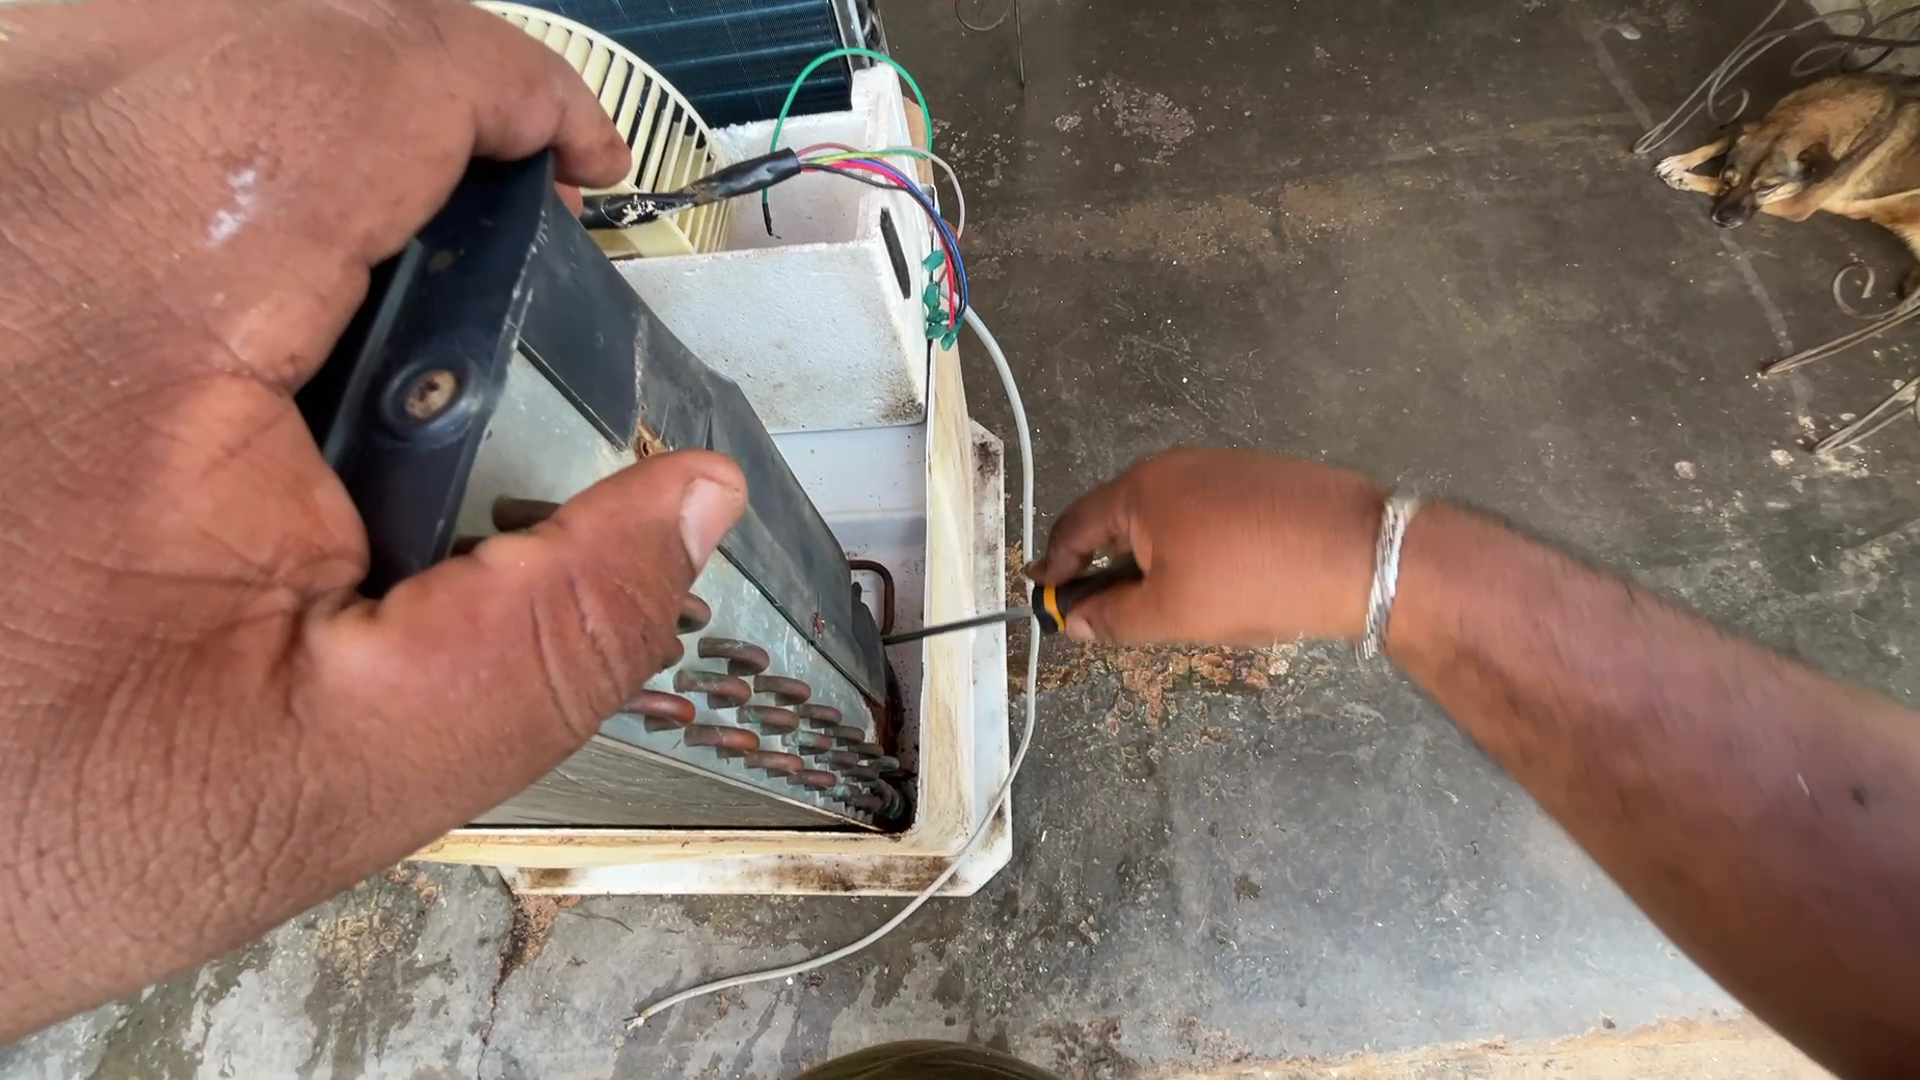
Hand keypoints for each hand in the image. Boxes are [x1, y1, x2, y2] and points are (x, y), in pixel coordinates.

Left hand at [0, 0, 743, 1039]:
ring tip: (401, 252)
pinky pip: (61, 108)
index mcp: (98, 314)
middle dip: (414, 95)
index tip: (585, 171)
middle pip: (236, 22)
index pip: (340, 78)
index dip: (501, 87)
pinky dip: (203, 148)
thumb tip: (706, 493)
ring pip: (138, 43)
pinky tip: (256, 287)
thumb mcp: (366, 763)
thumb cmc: (30, 833)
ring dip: (310, 118)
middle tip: (503, 228)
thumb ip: (567, 631)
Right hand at [1029, 449, 1383, 645]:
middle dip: (1103, 564)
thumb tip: (1075, 622)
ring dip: (1147, 556)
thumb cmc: (1249, 583)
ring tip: (1163, 598)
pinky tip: (1213, 573)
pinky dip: (1186, 543)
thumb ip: (1112, 618)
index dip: (1055, 564)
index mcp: (1139, 491)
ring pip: (1162, 515)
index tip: (1042, 592)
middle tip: (1104, 606)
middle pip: (1117, 517)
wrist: (1362, 552)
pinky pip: (1201, 510)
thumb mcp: (1170, 614)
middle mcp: (1172, 466)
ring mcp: (1219, 466)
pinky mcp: (1258, 476)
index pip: (1074, 526)